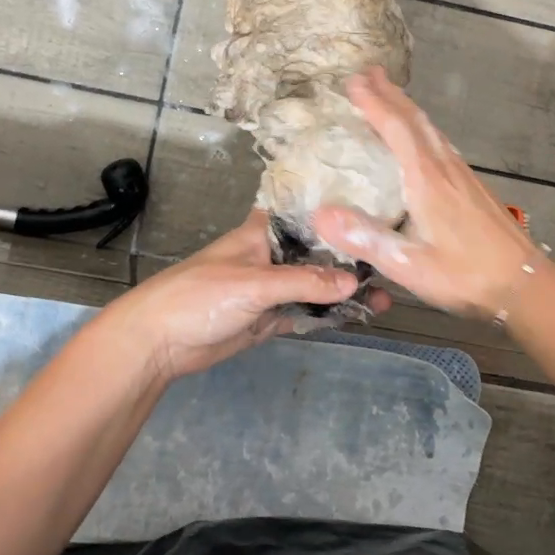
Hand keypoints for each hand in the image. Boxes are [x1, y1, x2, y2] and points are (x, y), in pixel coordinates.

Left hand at [92, 210, 389, 380]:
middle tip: (394, 264)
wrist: (160, 341)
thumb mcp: (254, 284)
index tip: (379, 212)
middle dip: (351, 259)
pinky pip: (305, 313)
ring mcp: (271, 288)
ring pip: (315, 286)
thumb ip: (304, 282)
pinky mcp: (268, 318)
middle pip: (317, 254)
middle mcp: (271, 255)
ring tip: (386, 296)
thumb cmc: (200, 296)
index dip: (339, 213)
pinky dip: (328, 315)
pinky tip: (359, 315)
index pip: (307, 214)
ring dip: (344, 292)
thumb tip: (354, 282)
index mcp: (263, 232)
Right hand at [314, 67, 542, 319]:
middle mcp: (445, 169)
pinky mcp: (473, 188)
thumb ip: (367, 239)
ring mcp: (463, 176)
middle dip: (391, 95)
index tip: (353, 81)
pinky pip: (440, 144)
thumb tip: (319, 214)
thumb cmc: (466, 276)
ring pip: (431, 130)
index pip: (397, 129)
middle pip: (416, 121)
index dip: (374, 103)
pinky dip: (421, 129)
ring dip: (407, 109)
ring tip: (389, 96)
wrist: (525, 287)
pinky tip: (422, 140)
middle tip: (368, 73)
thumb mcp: (410, 266)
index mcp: (427, 180)